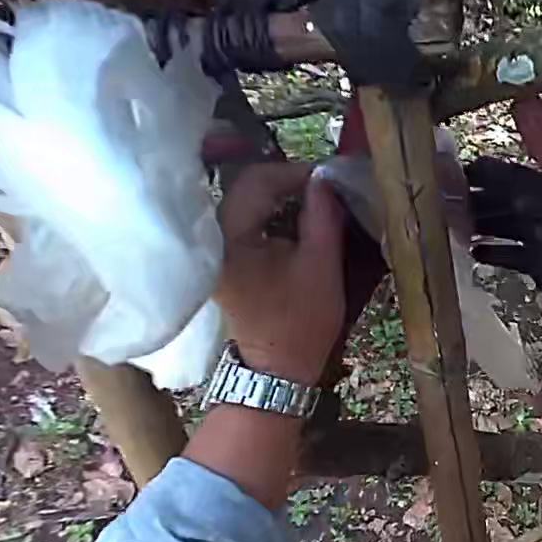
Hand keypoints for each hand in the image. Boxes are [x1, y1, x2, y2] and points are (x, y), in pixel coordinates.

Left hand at [215, 161, 345, 382]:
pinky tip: (297, 222)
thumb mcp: (322, 264)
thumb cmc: (302, 320)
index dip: (295, 172)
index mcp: (229, 239)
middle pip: (246, 189)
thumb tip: (327, 178)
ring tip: (316, 202)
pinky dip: (273, 216)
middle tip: (325, 189)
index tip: (330, 178)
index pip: (256, 182)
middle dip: (288, 183)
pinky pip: (246, 223)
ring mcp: (214, 250)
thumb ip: (323, 217)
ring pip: (246, 204)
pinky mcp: (223, 260)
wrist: (279, 368)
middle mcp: (212, 238)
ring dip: (281, 198)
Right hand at [466, 155, 541, 328]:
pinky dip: (493, 252)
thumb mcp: (540, 201)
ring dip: (482, 226)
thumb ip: (510, 181)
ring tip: (455, 229)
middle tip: (447, 206)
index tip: (452, 176)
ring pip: (504, 227)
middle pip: (503, 202)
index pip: (508, 177)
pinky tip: (474, 253)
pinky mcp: (537, 263)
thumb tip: (479, 162)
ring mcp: (540, 238)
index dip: (482, 175)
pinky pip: (510, 254)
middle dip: (477, 202)